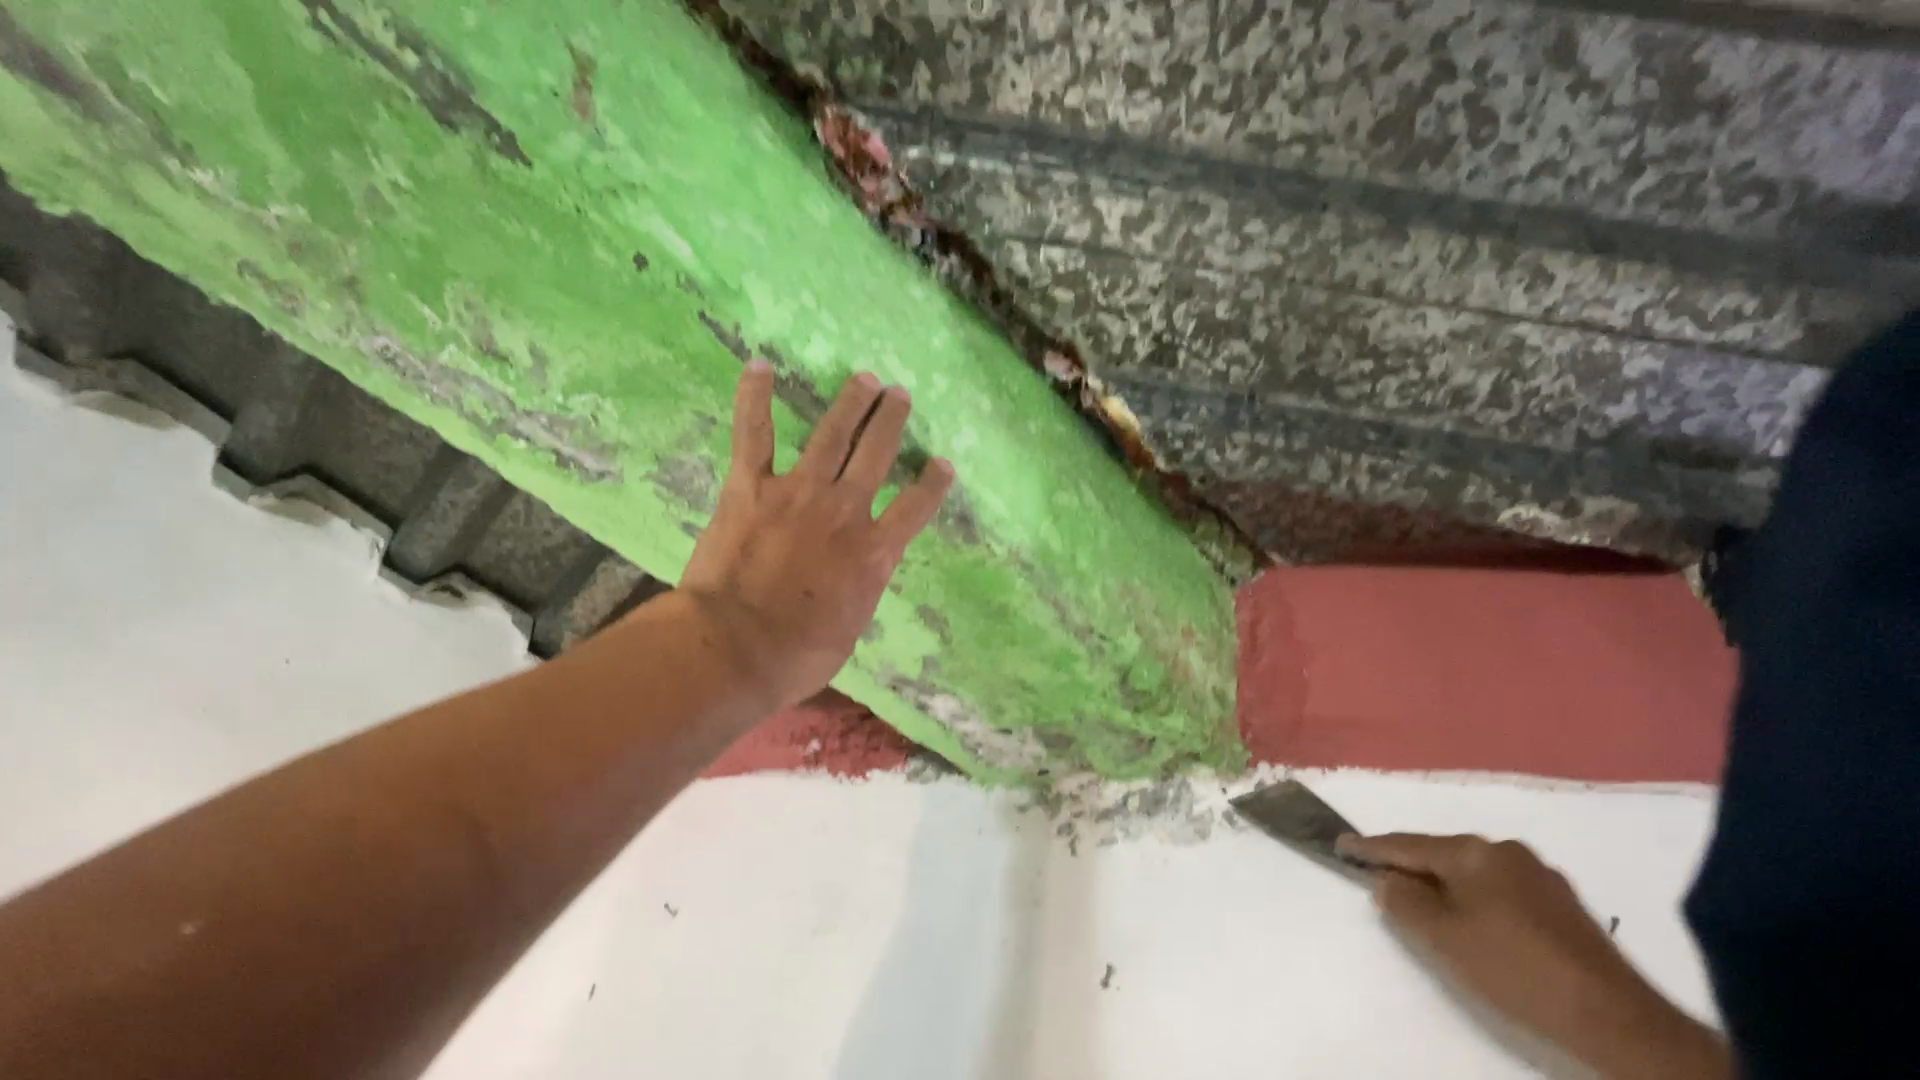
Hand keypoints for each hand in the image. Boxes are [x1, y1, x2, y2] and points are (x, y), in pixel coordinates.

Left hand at [680, 362, 953, 708]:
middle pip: (876, 454)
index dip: (932, 482)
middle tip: (898, 394)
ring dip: (850, 403)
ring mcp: (797, 493)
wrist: (735, 648)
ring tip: (864, 379)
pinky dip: (755, 398)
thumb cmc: (796, 655)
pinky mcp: (749, 488)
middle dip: (890, 421)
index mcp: (873, 551)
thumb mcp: (848, 631)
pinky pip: (754, 434)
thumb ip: (858, 592)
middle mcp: (844, 511)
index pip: (915, 507)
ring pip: (831, 435)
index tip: (942, 464)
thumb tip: (857, 579)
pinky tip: (760, 365)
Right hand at [1338, 833, 1730, 1079]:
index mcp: (1473, 851)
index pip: (1407, 844)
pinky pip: (1500, 890)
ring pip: (1473, 873)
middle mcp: (1506, 851)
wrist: (1613, 1016)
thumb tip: (1387, 879)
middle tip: (1380, 881)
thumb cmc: (1513, 968)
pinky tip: (1475, 923)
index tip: (1340, 845)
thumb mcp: (1441, 937)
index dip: (1370, 847)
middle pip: (1442, 855)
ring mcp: (1540, 875)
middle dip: (1411, 867)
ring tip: (1426, 907)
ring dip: (1446, 886)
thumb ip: (1404, 901)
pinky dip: (1476, 900)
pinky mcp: (1562, 905)